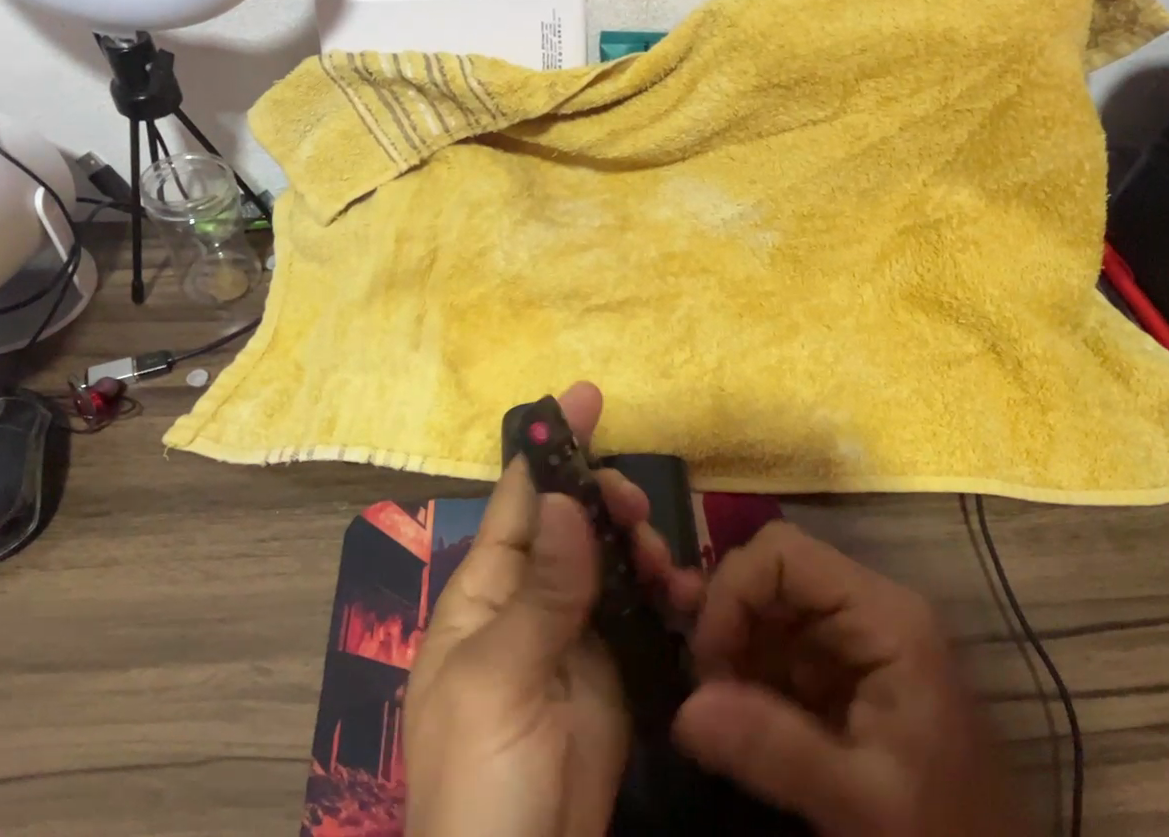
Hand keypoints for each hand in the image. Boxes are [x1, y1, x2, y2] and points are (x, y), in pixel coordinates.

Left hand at [403, 383, 694, 836]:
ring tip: (664, 568)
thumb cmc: (482, 772)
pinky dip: (664, 599)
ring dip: (640, 551)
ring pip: (611, 565)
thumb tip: (561, 502)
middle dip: (606, 504)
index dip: (549, 448)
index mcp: (484, 592)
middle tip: (636, 513)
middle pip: (572, 526)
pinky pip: (640, 615)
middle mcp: (527, 602)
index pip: (517, 501)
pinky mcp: (613, 673)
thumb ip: (539, 593)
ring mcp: (573, 637)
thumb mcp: (498, 679)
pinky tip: (686, 602)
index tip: (584, 395)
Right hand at [674, 523, 1026, 836]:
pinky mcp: (841, 674)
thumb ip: (777, 751)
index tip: (709, 665)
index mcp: (885, 618)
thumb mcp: (864, 802)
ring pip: (766, 608)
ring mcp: (854, 641)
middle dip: (725, 621)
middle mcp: (869, 611)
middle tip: (705, 689)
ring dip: (728, 647)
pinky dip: (742, 670)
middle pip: (770, 573)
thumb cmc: (944, 833)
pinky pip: (775, 647)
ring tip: (711, 705)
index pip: (783, 554)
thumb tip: (685, 710)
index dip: (732, 592)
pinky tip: (729, 712)